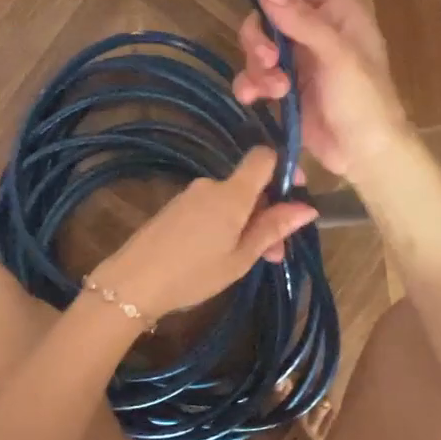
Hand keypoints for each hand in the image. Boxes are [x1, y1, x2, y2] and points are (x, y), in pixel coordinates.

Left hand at [92, 147, 317, 318]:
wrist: (133, 283)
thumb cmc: (193, 274)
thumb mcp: (240, 258)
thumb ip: (272, 229)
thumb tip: (307, 207)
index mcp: (231, 193)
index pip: (264, 156)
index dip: (285, 168)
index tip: (295, 196)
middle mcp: (210, 186)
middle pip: (249, 185)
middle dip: (268, 213)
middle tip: (274, 254)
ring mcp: (190, 196)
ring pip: (231, 200)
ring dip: (246, 224)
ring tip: (247, 261)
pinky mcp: (175, 208)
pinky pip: (211, 208)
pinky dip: (224, 225)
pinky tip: (220, 255)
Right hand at [231, 0, 411, 181]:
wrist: (364, 154)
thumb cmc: (364, 100)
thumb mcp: (337, 55)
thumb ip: (302, 21)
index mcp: (339, 15)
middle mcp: (316, 33)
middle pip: (272, 13)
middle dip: (260, 33)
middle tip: (267, 55)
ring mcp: (299, 63)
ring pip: (260, 46)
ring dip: (258, 65)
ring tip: (273, 89)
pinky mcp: (284, 91)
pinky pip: (256, 77)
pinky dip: (251, 85)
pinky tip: (255, 99)